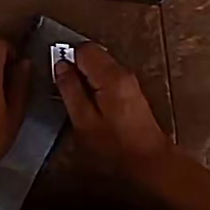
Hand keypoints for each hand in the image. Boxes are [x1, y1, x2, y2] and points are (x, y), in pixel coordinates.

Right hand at [53, 43, 171, 172]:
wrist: (150, 161)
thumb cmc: (115, 145)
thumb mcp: (84, 121)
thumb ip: (70, 90)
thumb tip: (60, 66)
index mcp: (110, 76)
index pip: (83, 48)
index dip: (67, 58)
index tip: (59, 77)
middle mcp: (122, 72)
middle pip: (93, 52)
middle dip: (76, 65)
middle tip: (66, 89)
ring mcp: (129, 80)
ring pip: (100, 62)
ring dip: (86, 74)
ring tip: (78, 98)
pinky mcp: (131, 89)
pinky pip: (107, 74)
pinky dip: (96, 81)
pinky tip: (92, 103)